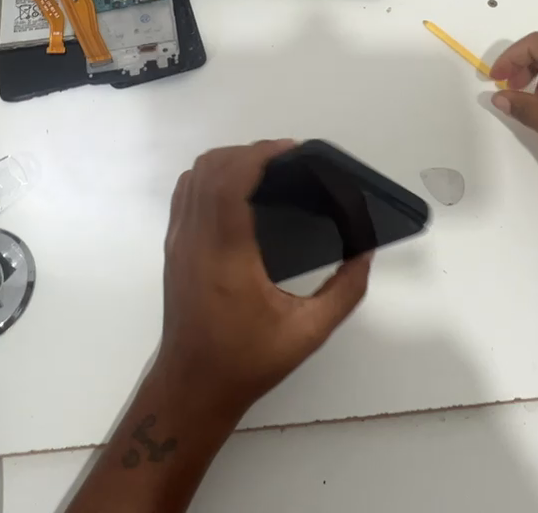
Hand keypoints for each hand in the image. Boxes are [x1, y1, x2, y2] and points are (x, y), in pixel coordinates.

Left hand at [154, 140, 371, 417]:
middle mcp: (195, 239)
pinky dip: (209, 177)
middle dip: (247, 152)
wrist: (192, 388)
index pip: (230, 181)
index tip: (290, 150)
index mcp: (226, 255)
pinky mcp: (172, 247)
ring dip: (226, 161)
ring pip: (193, 176)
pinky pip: (185, 193)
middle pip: (210, 168)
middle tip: (285, 161)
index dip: (258, 154)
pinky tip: (236, 191)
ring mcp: (178, 241)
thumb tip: (365, 253)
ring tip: (263, 170)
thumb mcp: (307, 333)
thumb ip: (344, 292)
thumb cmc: (247, 361)